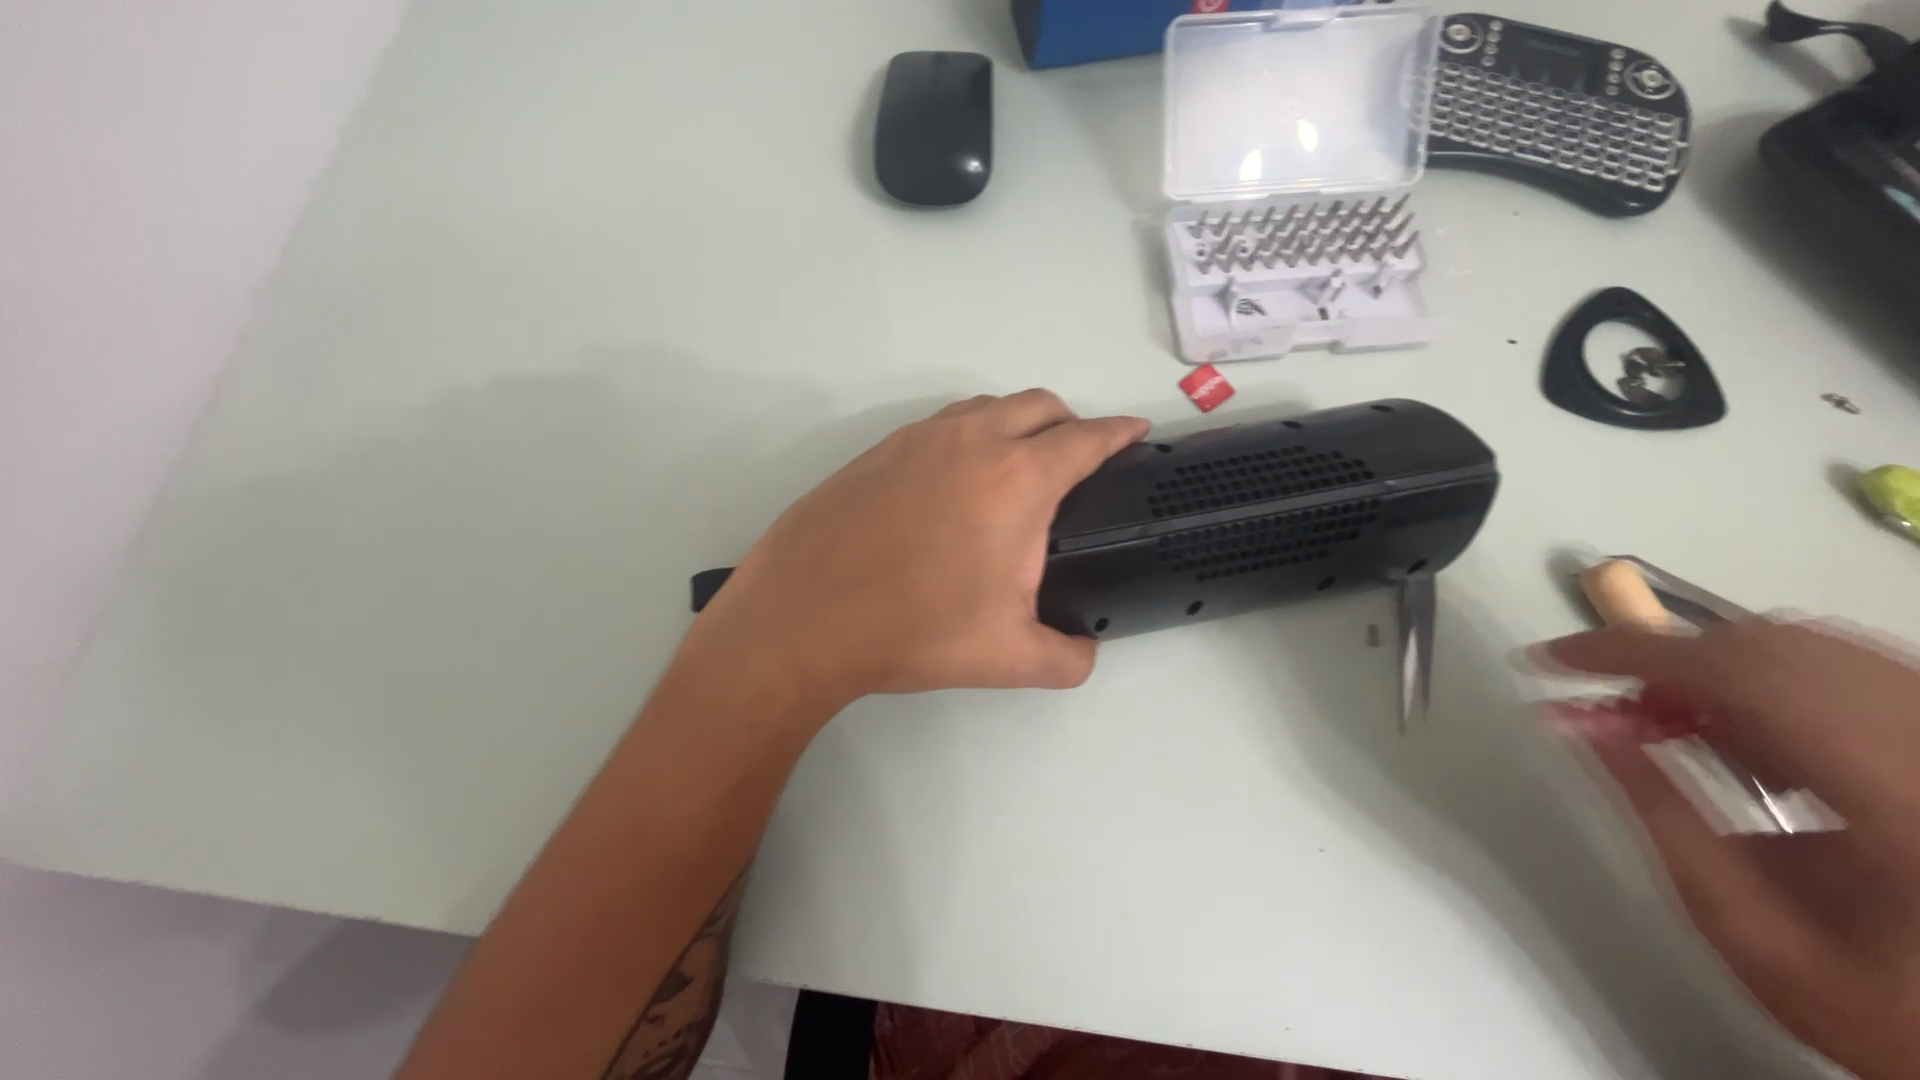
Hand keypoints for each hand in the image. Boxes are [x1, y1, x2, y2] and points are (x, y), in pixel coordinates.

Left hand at [680, 390, 1148, 715]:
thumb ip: (1068, 656)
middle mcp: (972, 442)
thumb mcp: (1010, 658)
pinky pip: (940, 426)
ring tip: (1017, 466)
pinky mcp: (877, 451)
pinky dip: (967, 436)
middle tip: (1077, 459)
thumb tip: (1082, 649)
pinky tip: (954, 481)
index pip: (1086, 439)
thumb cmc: (915, 632)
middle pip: (1039, 405)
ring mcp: (918, 439)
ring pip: (985, 407)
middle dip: (1069, 422)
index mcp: (1017, 480)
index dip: (1119, 433)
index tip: (1135, 433)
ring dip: (1015, 422)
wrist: (804, 618)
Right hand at [1543, 620, 1919, 1079]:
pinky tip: (1738, 729)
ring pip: (1809, 647)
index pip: (1741, 674)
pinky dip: (1764, 679)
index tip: (1551, 659)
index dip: (1629, 652)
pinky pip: (1845, 666)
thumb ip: (1659, 816)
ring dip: (1712, 670)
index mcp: (1893, 803)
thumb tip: (1580, 725)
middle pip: (1775, 648)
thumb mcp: (1745, 928)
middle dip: (1667, 664)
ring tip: (1668, 723)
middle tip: (1609, 709)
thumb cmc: (1875, 1008)